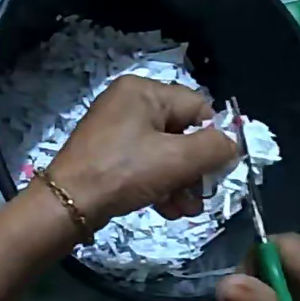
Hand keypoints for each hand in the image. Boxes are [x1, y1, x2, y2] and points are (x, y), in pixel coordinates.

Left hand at [49, 75, 238, 222]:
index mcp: (144, 90)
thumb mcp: (177, 159)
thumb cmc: (123, 172)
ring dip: (181, 182)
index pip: (198, 108)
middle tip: (203, 195)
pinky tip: (169, 210)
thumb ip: (214, 148)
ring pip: (165, 153)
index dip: (213, 139)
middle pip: (182, 132)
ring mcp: (116, 129)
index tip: (219, 170)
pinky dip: (160, 185)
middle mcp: (129, 103)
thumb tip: (233, 145)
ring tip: (187, 209)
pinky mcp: (108, 154)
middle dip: (196, 168)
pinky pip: (146, 164)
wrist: (67, 205)